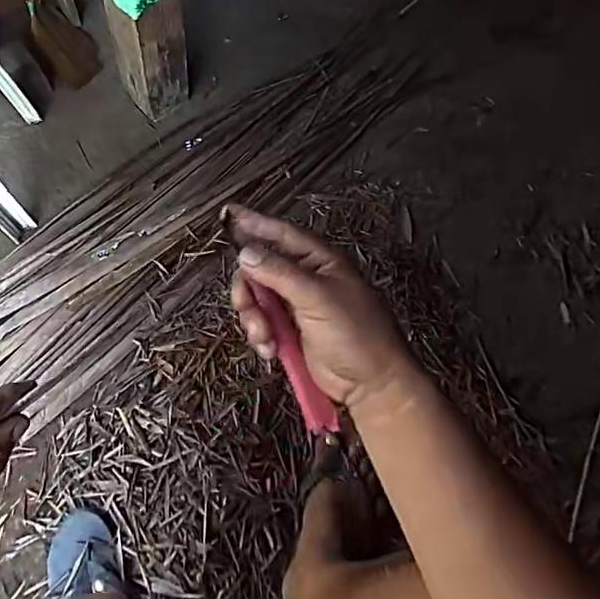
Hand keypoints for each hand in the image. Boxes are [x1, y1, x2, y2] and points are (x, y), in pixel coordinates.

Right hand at [225, 204, 414, 409]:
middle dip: (249, 289)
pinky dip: (260, 335)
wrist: (371, 386)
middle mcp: (305, 278)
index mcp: (319, 261)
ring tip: (265, 337)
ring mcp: (296, 305)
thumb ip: (279, 273)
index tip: (228, 212)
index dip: (254, 223)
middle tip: (247, 307)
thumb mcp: (317, 298)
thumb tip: (245, 252)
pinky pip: (261, 322)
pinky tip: (270, 350)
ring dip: (253, 318)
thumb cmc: (355, 334)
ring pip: (256, 298)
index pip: (281, 234)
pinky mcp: (290, 331)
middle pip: (260, 268)